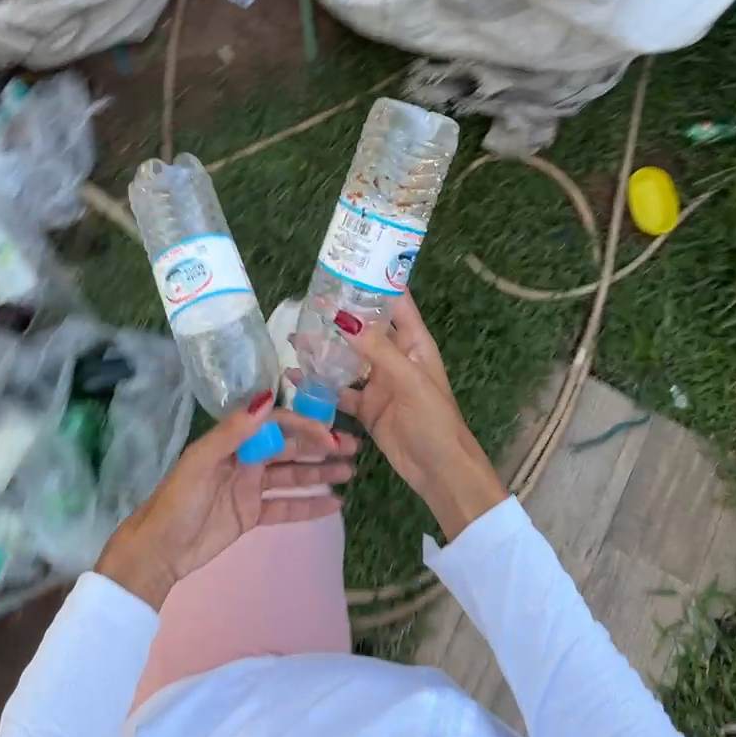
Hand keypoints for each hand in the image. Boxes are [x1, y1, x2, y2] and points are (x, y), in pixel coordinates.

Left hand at [94, 395, 359, 610]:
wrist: (159, 551)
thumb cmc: (177, 501)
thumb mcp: (202, 461)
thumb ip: (234, 431)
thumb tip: (268, 397)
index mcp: (232, 441)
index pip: (276, 425)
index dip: (303, 426)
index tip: (329, 434)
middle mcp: (244, 459)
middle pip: (289, 448)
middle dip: (320, 447)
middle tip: (353, 449)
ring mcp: (250, 488)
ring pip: (292, 476)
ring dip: (320, 473)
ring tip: (350, 473)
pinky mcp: (252, 515)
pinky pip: (286, 507)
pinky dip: (309, 505)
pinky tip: (334, 503)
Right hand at [321, 291, 506, 540]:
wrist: (439, 471)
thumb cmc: (433, 420)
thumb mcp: (408, 380)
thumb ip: (376, 349)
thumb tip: (342, 317)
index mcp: (414, 344)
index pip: (395, 303)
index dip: (374, 283)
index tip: (348, 266)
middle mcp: (395, 357)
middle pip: (366, 328)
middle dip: (341, 314)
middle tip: (309, 300)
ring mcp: (379, 382)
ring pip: (348, 358)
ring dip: (326, 348)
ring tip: (296, 335)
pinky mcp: (366, 407)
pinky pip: (340, 390)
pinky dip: (320, 383)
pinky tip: (297, 375)